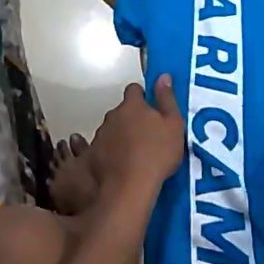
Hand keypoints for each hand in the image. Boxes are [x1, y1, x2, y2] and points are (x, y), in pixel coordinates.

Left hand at [85, 75, 183, 221]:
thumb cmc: (157, 153)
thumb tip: (163, 76)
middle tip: (145, 135)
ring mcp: (99, 136)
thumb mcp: (173, 125)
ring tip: (132, 154)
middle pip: (121, 112)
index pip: (134, 90)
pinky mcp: (90, 156)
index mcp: (132, 106)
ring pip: (110, 130)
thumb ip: (167, 99)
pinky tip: (113, 162)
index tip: (151, 108)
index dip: (142, 96)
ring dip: (119, 136)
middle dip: (130, 119)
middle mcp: (112, 116)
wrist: (129, 187)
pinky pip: (98, 149)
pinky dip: (105, 152)